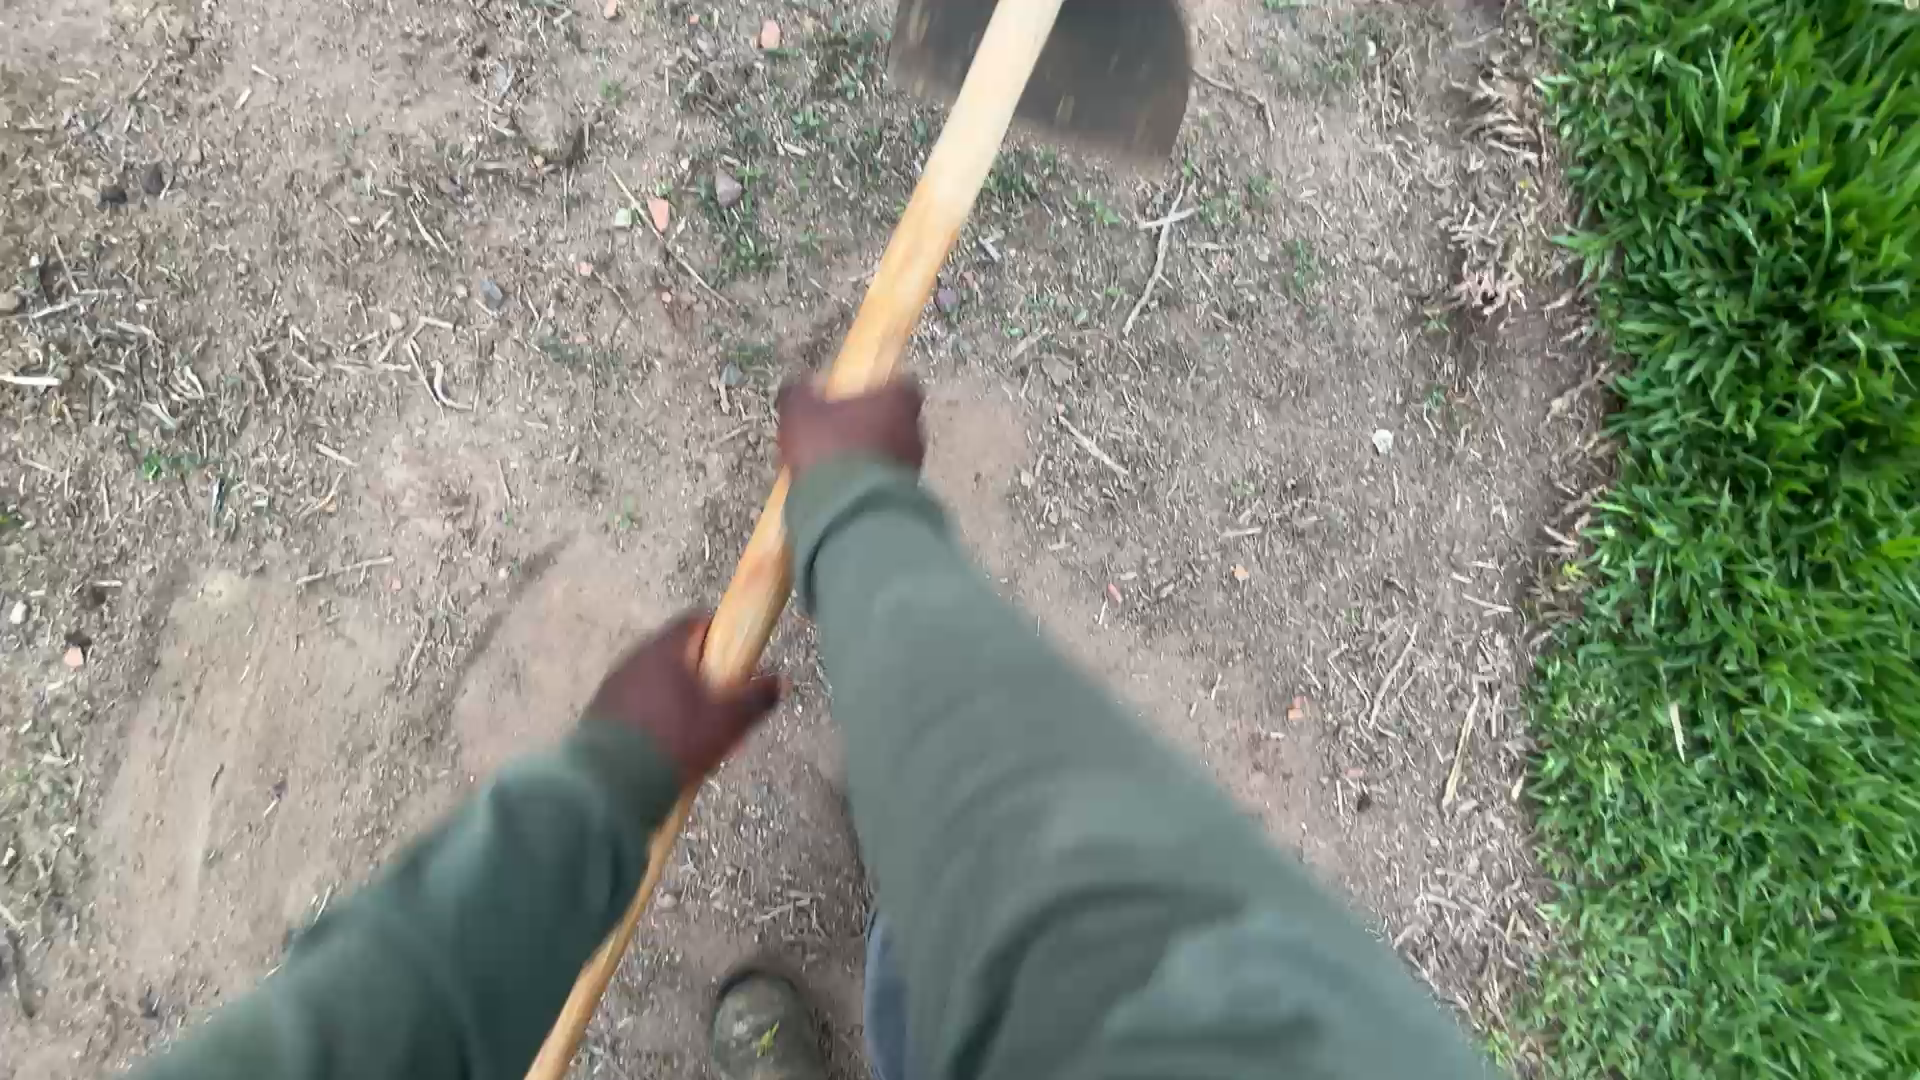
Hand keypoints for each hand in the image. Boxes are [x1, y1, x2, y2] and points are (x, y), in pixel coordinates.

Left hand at [586, 613, 782, 782]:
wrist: (611, 785)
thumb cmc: (676, 742)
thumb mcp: (729, 722)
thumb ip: (757, 697)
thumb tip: (780, 681)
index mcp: (667, 649)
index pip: (697, 621)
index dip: (721, 634)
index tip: (734, 656)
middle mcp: (635, 658)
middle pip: (676, 652)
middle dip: (700, 670)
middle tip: (718, 699)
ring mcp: (612, 685)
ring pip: (654, 678)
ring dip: (675, 694)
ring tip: (692, 728)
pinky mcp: (597, 714)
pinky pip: (634, 703)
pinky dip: (652, 714)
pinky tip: (665, 744)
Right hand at [776, 377, 925, 480]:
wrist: (849, 508)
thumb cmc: (829, 452)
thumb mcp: (800, 415)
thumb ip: (799, 394)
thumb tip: (795, 389)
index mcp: (897, 400)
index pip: (898, 385)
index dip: (877, 389)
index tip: (855, 396)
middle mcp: (914, 430)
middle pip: (895, 420)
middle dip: (869, 426)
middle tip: (839, 434)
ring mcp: (914, 464)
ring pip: (892, 452)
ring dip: (869, 456)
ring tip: (836, 467)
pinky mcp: (908, 493)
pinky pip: (886, 480)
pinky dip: (869, 481)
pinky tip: (842, 489)